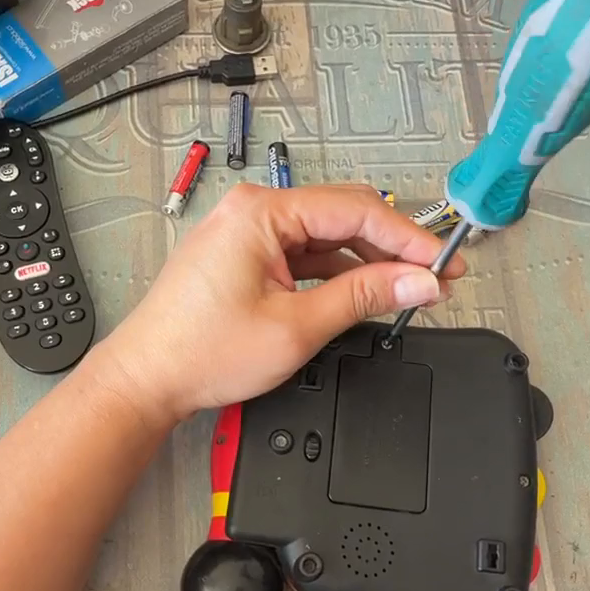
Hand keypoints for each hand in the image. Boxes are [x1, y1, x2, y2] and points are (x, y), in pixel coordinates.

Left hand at [85, 184, 462, 421]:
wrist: (147, 380)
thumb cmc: (200, 353)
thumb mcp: (296, 327)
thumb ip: (364, 298)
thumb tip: (417, 281)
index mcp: (261, 212)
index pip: (356, 210)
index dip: (408, 238)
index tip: (442, 263)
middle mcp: (252, 212)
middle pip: (343, 216)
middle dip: (392, 248)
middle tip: (432, 277)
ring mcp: (247, 233)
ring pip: (326, 238)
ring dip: (366, 262)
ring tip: (405, 290)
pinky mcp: (245, 257)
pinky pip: (303, 255)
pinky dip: (335, 274)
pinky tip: (363, 293)